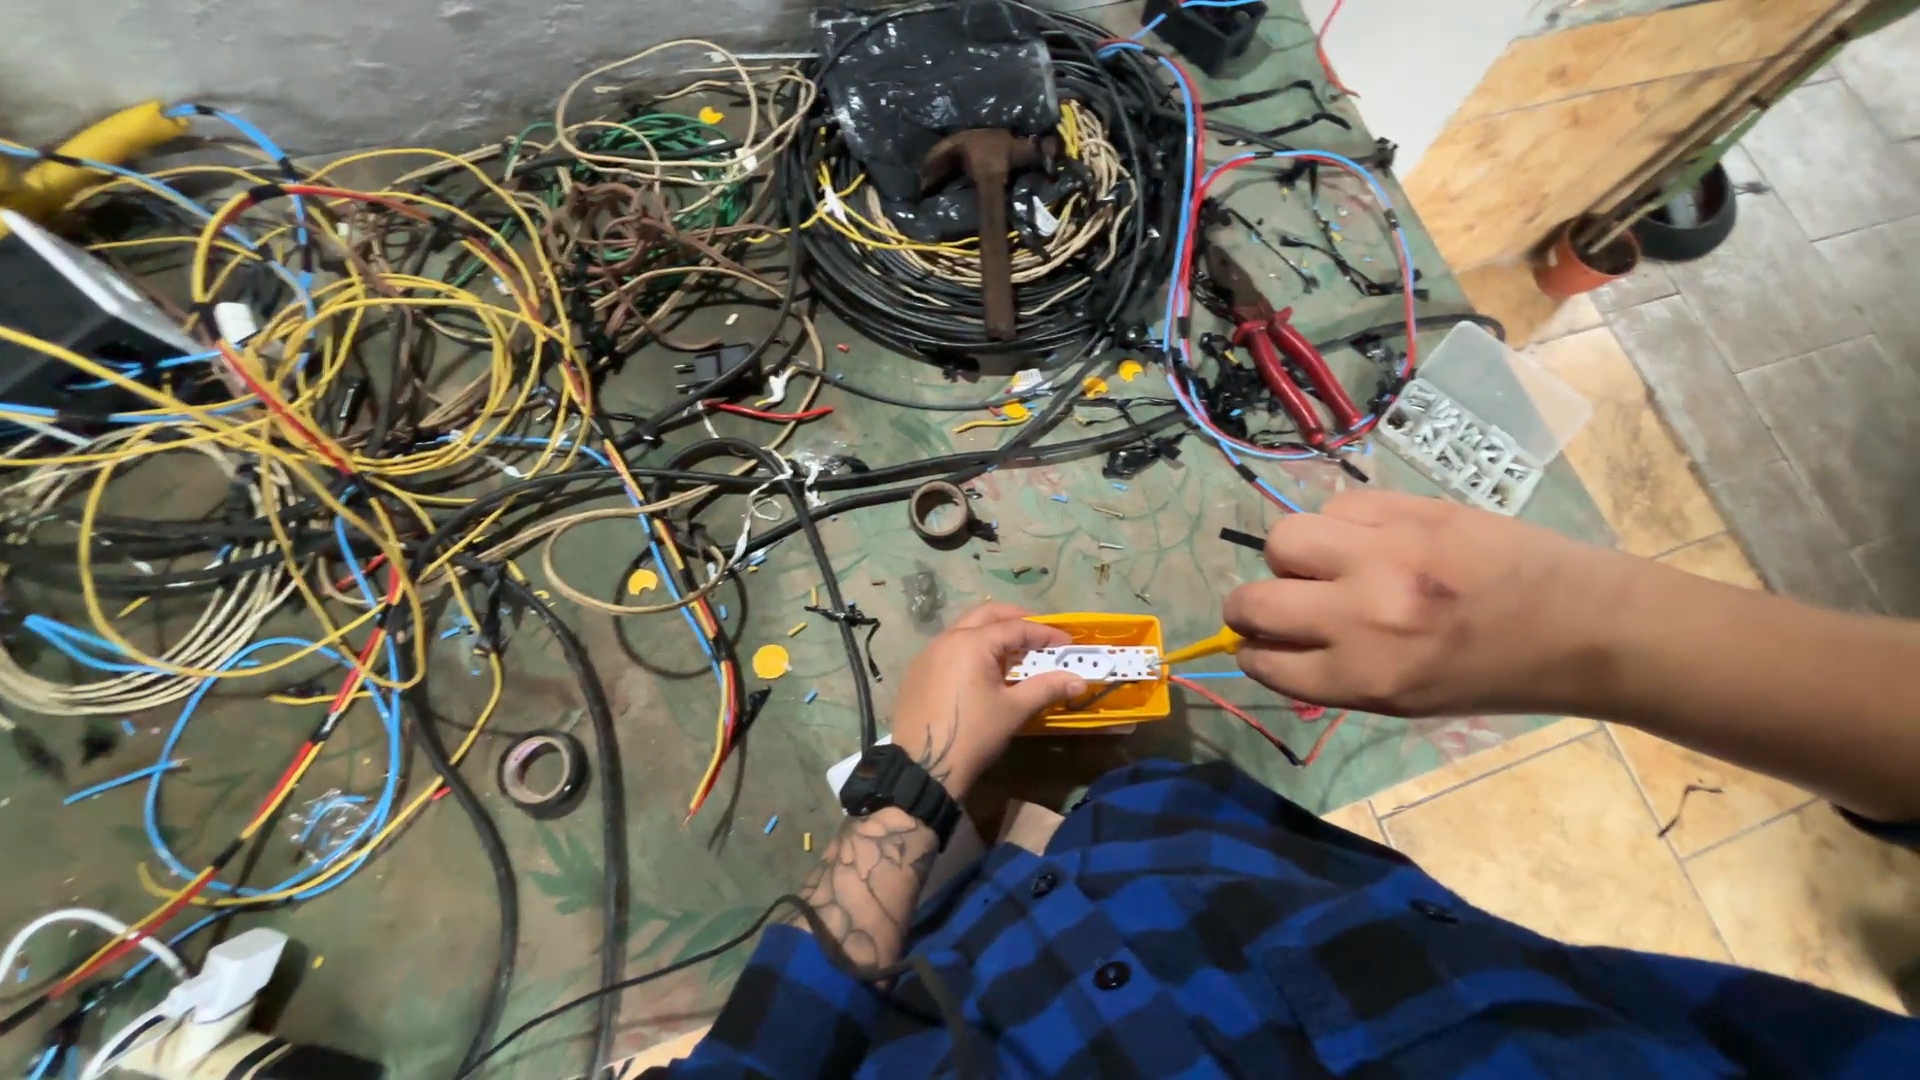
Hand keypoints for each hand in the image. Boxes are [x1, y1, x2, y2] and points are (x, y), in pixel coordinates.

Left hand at [890, 602, 1087, 797]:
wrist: (924, 767)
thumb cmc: (973, 734)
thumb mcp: (1013, 710)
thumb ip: (1046, 688)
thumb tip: (1080, 681)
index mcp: (971, 642)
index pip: (1015, 627)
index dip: (1044, 633)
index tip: (1066, 642)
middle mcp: (947, 638)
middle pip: (986, 615)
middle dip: (1015, 619)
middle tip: (1038, 634)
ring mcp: (927, 653)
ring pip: (964, 628)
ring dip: (991, 632)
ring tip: (1013, 651)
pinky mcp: (917, 670)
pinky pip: (949, 646)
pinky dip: (970, 647)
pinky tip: (982, 669)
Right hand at [1223, 490, 1633, 715]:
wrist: (1585, 623)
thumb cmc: (1491, 676)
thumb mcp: (1404, 699)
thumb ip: (1328, 672)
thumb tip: (1266, 641)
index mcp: (1366, 675)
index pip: (1265, 662)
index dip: (1253, 653)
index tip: (1260, 645)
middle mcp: (1364, 614)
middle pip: (1255, 601)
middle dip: (1246, 609)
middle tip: (1270, 606)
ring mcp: (1384, 554)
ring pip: (1283, 540)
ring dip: (1291, 558)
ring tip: (1324, 564)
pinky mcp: (1409, 508)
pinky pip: (1334, 507)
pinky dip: (1337, 526)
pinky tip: (1366, 539)